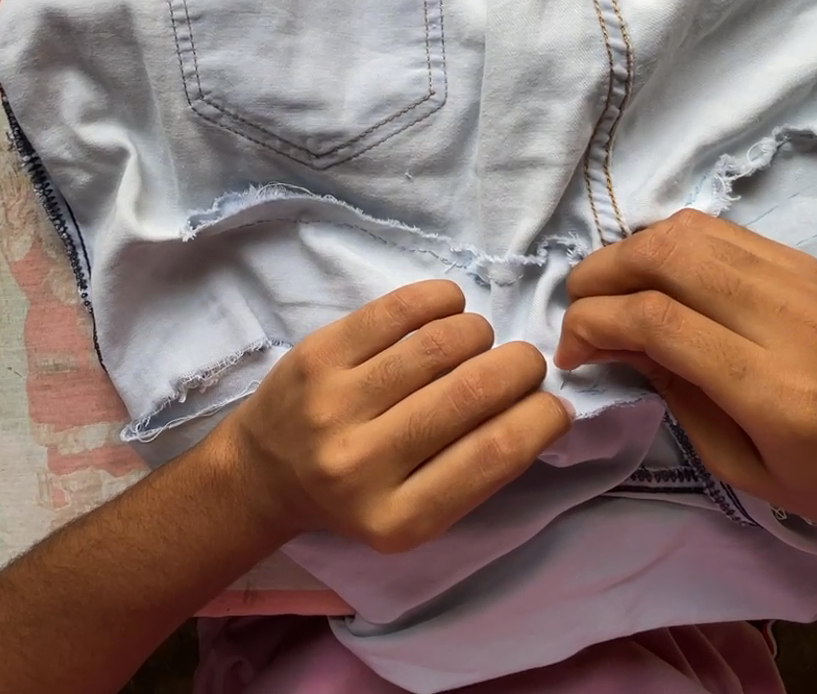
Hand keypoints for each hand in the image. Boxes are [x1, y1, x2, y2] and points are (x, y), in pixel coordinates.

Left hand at [209, 280, 572, 553]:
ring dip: (479, 333)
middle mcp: (362, 463)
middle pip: (471, 392)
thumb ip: (469, 470)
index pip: (492, 455)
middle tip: (525, 362)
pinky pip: (394, 311)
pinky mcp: (316, 355)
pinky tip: (451, 305)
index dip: (539, 418)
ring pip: (437, 345)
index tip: (553, 402)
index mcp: (398, 519)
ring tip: (480, 339)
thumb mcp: (411, 513)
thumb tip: (542, 406)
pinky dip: (439, 299)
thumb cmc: (351, 494)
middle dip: (519, 366)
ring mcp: (334, 403)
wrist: (263, 472)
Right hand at [555, 210, 816, 564]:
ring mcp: (806, 282)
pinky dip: (669, 244)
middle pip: (663, 256)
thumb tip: (610, 339)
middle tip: (580, 310)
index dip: (592, 324)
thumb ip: (671, 392)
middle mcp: (790, 320)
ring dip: (629, 252)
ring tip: (612, 290)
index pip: (656, 320)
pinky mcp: (811, 265)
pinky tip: (657, 277)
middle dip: (599, 276)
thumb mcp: (740, 467)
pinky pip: (719, 230)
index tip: (571, 351)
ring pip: (687, 231)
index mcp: (776, 391)